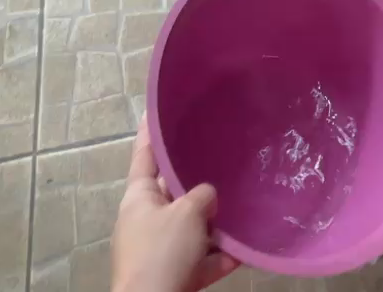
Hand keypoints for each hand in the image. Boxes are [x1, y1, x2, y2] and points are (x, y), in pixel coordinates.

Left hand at [112, 120, 239, 291]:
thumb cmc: (162, 252)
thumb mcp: (187, 212)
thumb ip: (202, 195)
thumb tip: (208, 198)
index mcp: (139, 197)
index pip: (145, 154)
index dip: (151, 131)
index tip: (158, 107)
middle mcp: (146, 219)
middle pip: (173, 192)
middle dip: (197, 182)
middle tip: (221, 157)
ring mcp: (158, 251)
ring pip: (190, 228)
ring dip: (214, 224)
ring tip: (241, 207)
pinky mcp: (172, 277)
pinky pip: (200, 259)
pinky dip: (219, 256)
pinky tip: (244, 250)